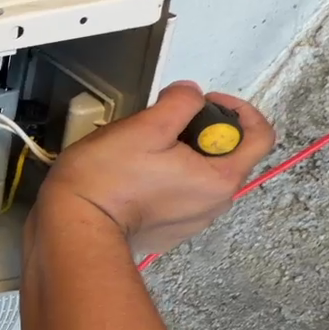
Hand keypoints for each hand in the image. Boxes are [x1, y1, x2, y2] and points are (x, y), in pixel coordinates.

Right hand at [34, 81, 274, 255]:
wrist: (69, 228)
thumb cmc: (106, 178)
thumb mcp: (141, 128)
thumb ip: (177, 104)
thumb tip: (190, 93)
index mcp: (221, 177)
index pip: (259, 136)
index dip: (237, 110)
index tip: (202, 102)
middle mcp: (217, 204)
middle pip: (223, 158)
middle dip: (196, 139)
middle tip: (156, 132)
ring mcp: (191, 223)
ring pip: (197, 181)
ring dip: (178, 164)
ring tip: (137, 161)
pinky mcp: (166, 235)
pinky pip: (175, 203)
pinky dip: (161, 188)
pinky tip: (130, 187)